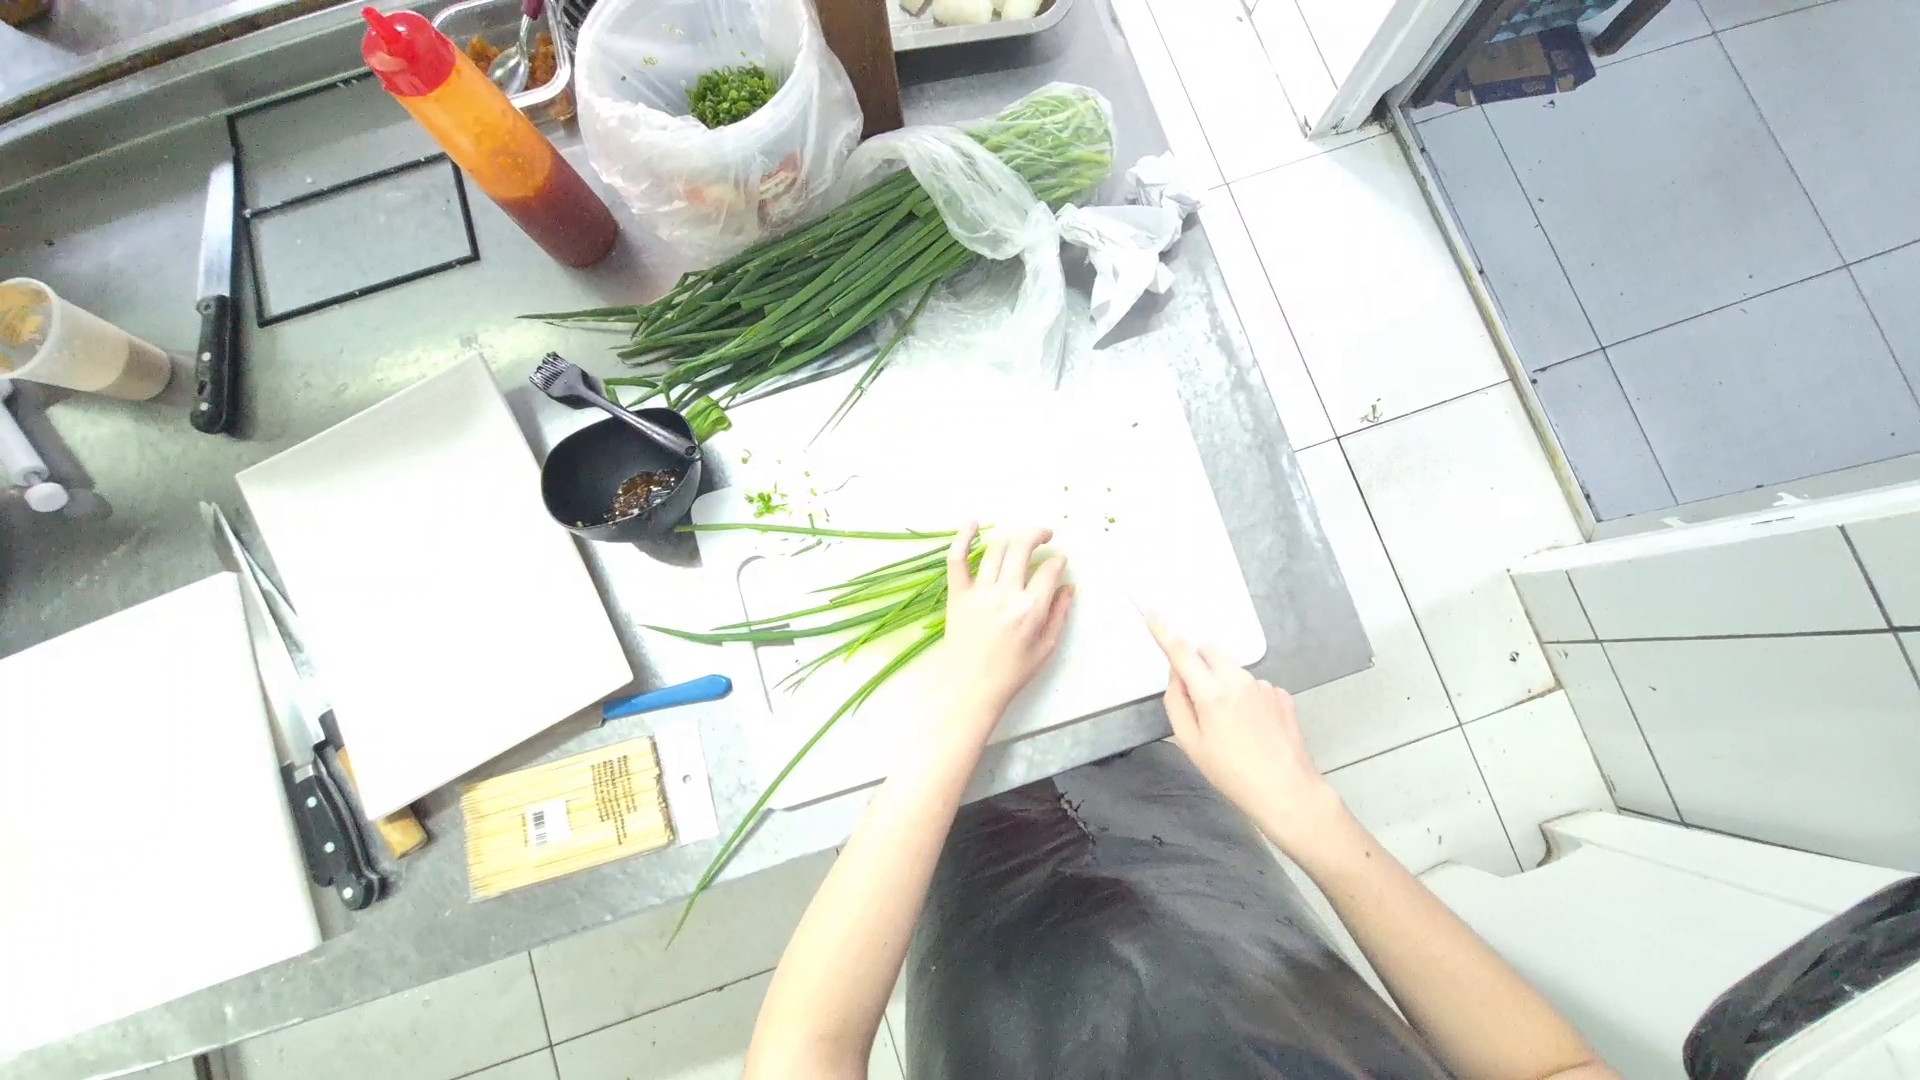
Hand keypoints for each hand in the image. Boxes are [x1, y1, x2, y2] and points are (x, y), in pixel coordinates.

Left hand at [938, 523, 1073, 722]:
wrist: (970, 686)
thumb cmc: (1011, 672)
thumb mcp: (1046, 647)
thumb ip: (1059, 614)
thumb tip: (1069, 587)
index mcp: (1031, 608)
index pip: (1049, 569)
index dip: (1058, 561)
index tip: (1059, 562)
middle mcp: (1006, 593)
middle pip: (1023, 547)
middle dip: (1038, 534)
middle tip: (1045, 536)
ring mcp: (979, 592)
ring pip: (997, 548)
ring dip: (1012, 535)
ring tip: (1021, 537)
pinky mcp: (958, 594)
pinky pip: (957, 559)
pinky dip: (964, 537)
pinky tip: (973, 523)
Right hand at [1149, 621, 1344, 851]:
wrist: (1288, 792)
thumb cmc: (1232, 773)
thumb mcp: (1191, 744)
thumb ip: (1177, 703)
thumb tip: (1176, 677)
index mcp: (1212, 693)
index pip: (1182, 653)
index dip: (1165, 634)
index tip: (1153, 616)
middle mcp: (1239, 680)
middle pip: (1210, 652)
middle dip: (1198, 663)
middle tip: (1197, 697)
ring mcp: (1264, 686)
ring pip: (1232, 669)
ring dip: (1223, 681)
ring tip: (1230, 723)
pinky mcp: (1282, 695)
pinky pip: (1254, 685)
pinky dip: (1246, 696)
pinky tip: (1253, 727)